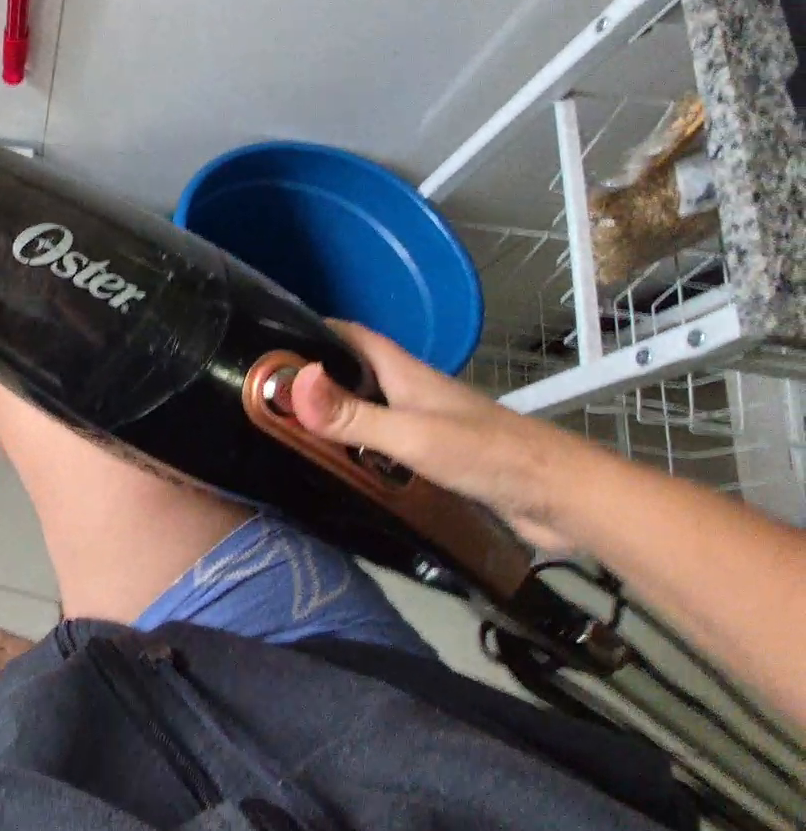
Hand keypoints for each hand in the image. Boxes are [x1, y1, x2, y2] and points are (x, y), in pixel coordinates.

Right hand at [288, 320, 605, 551]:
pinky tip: (334, 465)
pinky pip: (382, 443)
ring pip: (367, 408)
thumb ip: (351, 413)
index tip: (266, 338)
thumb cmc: (490, 456)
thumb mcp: (410, 435)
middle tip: (263, 391)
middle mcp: (412, 393)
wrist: (566, 501)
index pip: (352, 336)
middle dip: (311, 376)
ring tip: (285, 427)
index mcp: (406, 375)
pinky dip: (354, 447)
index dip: (311, 329)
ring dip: (331, 414)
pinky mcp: (435, 456)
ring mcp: (426, 424)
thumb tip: (291, 382)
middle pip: (353, 372)